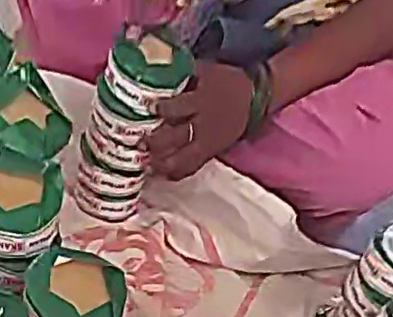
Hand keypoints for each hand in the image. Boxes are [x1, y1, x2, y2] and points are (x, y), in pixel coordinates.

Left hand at [149, 61, 252, 181]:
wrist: (253, 100)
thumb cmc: (228, 82)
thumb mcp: (209, 71)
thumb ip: (187, 73)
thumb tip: (163, 66)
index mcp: (201, 101)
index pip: (177, 107)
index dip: (161, 109)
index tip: (147, 108)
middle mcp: (202, 125)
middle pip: (174, 138)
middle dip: (155, 142)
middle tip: (140, 143)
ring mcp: (205, 142)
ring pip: (180, 159)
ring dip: (161, 163)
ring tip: (146, 164)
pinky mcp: (209, 154)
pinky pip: (190, 168)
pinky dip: (175, 173)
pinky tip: (161, 174)